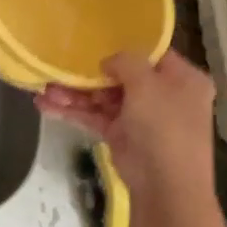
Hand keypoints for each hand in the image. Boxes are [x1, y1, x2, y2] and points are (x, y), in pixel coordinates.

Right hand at [35, 50, 214, 200]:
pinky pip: (94, 117)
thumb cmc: (163, 126)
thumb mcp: (147, 85)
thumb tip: (108, 62)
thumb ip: (126, 63)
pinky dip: (72, 112)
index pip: (152, 55)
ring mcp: (141, 117)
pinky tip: (46, 106)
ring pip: (103, 98)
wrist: (164, 183)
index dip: (124, 49)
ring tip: (44, 91)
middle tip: (59, 70)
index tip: (95, 43)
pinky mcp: (121, 134)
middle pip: (121, 77)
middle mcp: (163, 96)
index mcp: (182, 80)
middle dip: (88, 75)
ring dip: (74, 94)